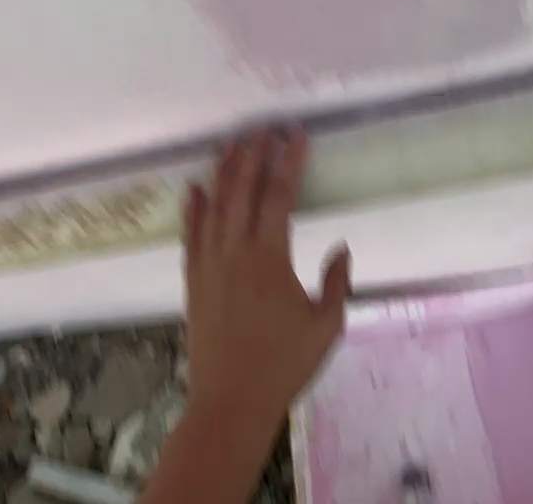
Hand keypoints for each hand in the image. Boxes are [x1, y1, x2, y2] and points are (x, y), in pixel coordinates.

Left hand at [181, 125, 351, 433]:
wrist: (231, 402)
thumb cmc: (284, 365)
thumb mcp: (326, 326)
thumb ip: (336, 283)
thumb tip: (342, 247)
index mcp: (269, 257)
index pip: (280, 196)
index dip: (289, 161)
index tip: (296, 135)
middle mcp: (235, 251)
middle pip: (243, 191)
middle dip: (254, 155)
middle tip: (263, 128)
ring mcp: (209, 264)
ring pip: (214, 206)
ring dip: (224, 172)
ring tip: (232, 144)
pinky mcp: (193, 280)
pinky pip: (191, 235)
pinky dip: (193, 209)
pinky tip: (194, 188)